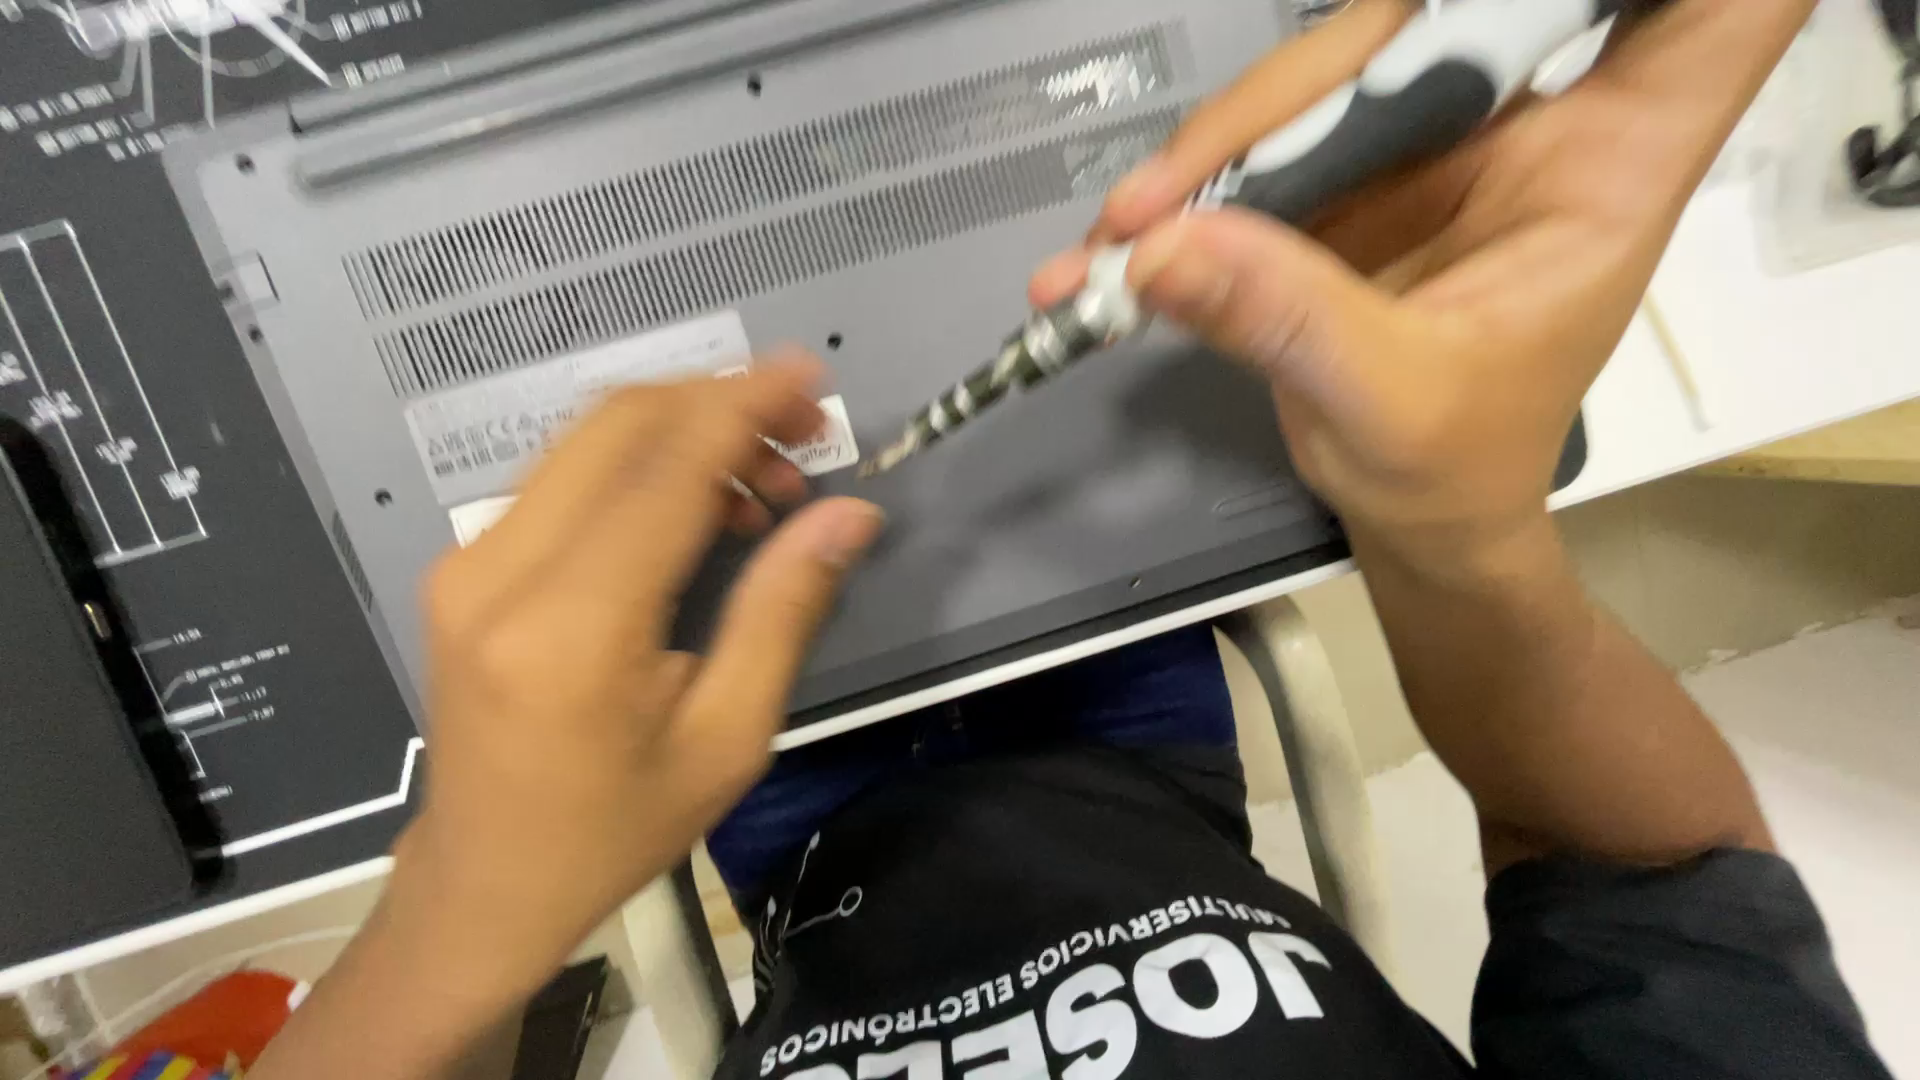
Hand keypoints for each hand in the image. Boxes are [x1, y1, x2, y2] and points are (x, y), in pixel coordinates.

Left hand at [393, 357, 883, 999]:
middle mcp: (500, 572)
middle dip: (722, 405)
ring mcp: (469, 561)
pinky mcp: (467, 565)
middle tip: (800, 441)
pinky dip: (647, 464)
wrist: (487, 884)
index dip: (745, 405)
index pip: (667, 468)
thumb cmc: (620, 827)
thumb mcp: (731, 733)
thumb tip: (848, 516)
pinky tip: (702, 509)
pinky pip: (569, 475)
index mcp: (573, 627)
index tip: (808, 377)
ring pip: (591, 438)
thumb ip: (786, 608)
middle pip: (619, 424)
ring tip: (764, 491)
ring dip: (688, 434)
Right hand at [1032, 0, 1802, 575]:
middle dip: (1285, 95)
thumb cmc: (1447, 469)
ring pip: (1315, 87)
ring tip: (1108, 243)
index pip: (1704, 1)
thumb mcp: (1383, 400)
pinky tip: (1108, 258)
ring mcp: (1415, 151)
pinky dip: (1178, 205)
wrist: (1412, 514)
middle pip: (1420, 25)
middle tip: (1159, 194)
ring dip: (1199, 160)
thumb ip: (1288, 318)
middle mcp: (1516, 126)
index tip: (1498, 20)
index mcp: (1604, 159)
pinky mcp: (1337, 188)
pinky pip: (1255, 160)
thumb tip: (1158, 249)